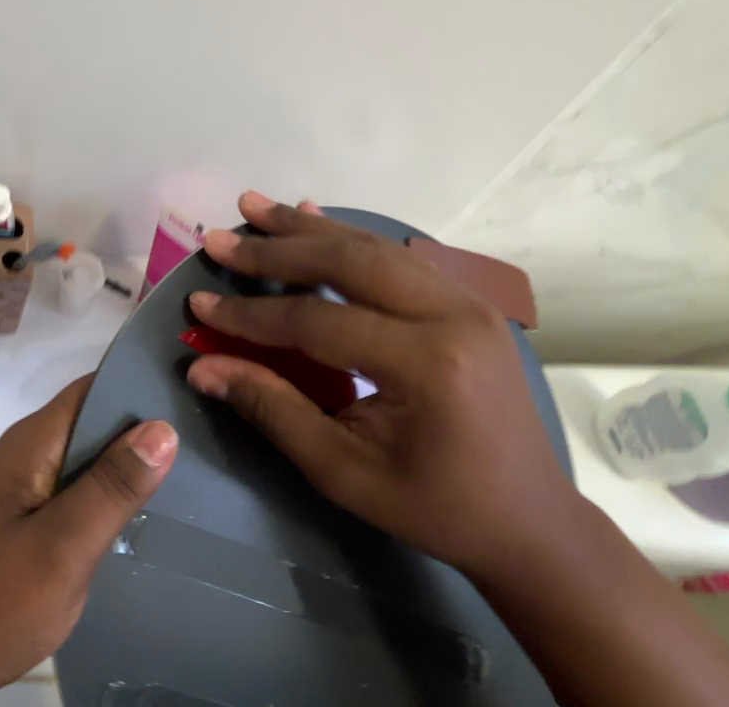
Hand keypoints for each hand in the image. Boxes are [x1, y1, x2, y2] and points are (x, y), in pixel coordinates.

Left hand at [0, 377, 178, 706]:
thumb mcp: (62, 547)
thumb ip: (111, 488)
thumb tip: (163, 427)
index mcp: (32, 444)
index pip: (93, 389)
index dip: (139, 386)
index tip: (194, 396)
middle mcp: (26, 453)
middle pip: (92, 420)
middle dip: (143, 428)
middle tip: (206, 439)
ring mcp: (23, 487)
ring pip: (86, 458)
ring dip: (128, 464)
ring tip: (192, 472)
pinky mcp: (25, 518)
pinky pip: (75, 490)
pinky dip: (108, 494)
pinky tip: (144, 512)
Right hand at [183, 192, 582, 577]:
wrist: (530, 522)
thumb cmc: (434, 507)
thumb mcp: (344, 471)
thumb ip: (272, 409)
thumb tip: (202, 368)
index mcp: (426, 365)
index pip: (318, 321)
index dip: (251, 315)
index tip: (198, 306)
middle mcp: (452, 316)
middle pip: (348, 262)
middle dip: (274, 249)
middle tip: (218, 239)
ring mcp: (469, 303)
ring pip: (374, 247)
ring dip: (307, 228)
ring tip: (253, 206)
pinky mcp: (469, 303)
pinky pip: (398, 258)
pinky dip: (348, 238)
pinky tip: (313, 218)